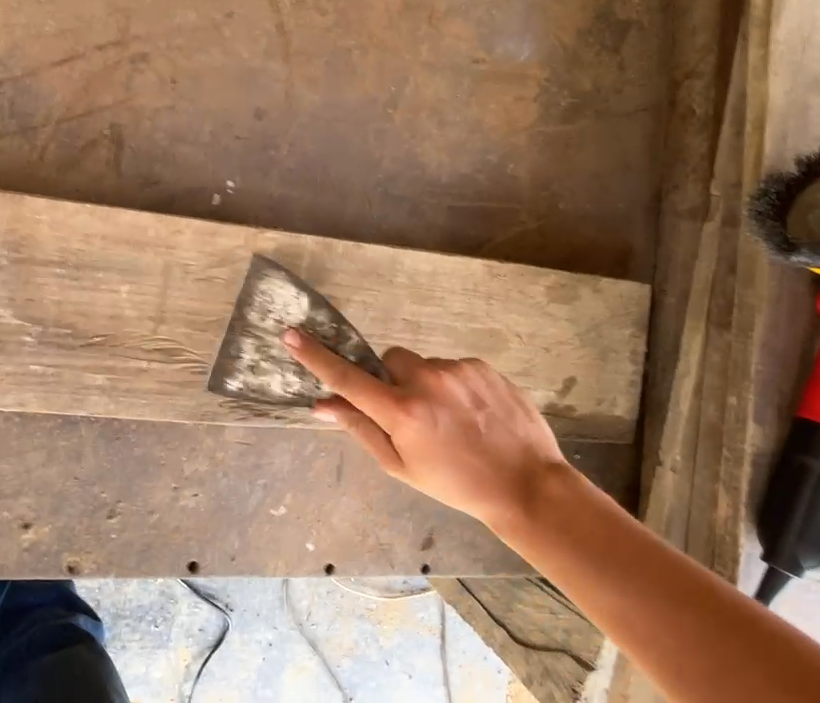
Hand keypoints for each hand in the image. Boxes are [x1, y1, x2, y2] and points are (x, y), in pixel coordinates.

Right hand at [283, 329, 572, 531]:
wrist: (528, 486)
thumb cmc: (456, 484)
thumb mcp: (401, 465)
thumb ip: (360, 428)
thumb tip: (322, 404)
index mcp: (401, 411)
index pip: (347, 377)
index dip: (315, 356)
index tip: (291, 335)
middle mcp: (426, 382)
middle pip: (389, 360)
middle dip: (392, 379)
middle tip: (410, 414)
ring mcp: (457, 370)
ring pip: (422, 364)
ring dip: (425, 384)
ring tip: (451, 420)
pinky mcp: (481, 366)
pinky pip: (452, 367)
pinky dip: (453, 385)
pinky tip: (472, 414)